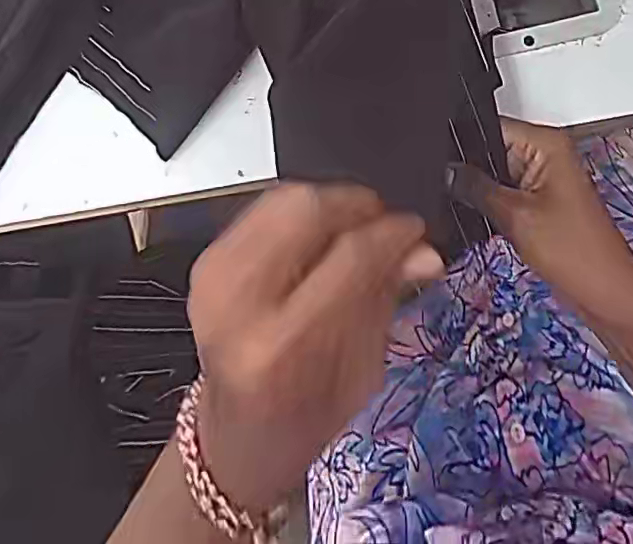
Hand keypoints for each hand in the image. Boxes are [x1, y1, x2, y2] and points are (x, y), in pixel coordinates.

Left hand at [186, 183, 443, 512]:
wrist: (236, 435)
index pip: (350, 256)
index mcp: (280, 346)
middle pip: (310, 210)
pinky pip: (268, 206)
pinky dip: (305, 211)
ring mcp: (216, 277)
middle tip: (385, 225)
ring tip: (357, 229)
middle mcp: (238, 303)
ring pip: (288, 197)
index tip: (416, 231)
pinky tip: (324, 233)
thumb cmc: (306, 417)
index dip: (393, 233)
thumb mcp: (363, 369)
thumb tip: (424, 251)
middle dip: (360, 207)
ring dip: (334, 204)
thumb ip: (388, 295)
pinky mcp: (208, 260)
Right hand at [456, 119, 632, 316]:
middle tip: (439, 185)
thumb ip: (475, 187)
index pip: (492, 126)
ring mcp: (544, 176)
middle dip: (469, 168)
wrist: (605, 293)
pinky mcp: (540, 200)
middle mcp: (547, 152)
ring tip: (455, 203)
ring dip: (480, 189)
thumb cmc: (573, 251)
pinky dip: (491, 204)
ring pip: (496, 172)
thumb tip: (446, 172)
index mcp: (547, 142)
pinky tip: (475, 216)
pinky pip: (505, 191)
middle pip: (492, 147)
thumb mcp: (515, 215)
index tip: (435, 159)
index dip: (461, 142)